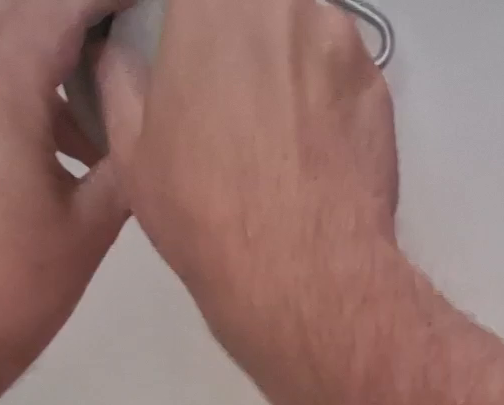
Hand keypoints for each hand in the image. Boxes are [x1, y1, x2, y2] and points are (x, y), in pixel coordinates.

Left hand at [0, 0, 132, 400]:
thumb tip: (148, 111)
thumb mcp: (93, 224)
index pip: (58, 4)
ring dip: (51, 37)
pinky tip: (68, 125)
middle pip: (18, 1)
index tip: (152, 4)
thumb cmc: (22, 285)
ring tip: (111, 79)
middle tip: (132, 28)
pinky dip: (25, 71)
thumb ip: (125, 154)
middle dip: (78, 6)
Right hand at [94, 0, 399, 351]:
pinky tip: (320, 151)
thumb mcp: (133, 150)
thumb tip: (124, 54)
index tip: (188, 51)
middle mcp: (283, 3)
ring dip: (291, 62)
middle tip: (236, 92)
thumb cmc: (207, 214)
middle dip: (245, 36)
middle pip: (257, 6)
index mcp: (211, 4)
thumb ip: (123, 79)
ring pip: (306, 29)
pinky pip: (345, 74)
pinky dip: (330, 98)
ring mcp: (341, 41)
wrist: (307, 277)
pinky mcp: (380, 88)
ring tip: (282, 129)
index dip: (194, 26)